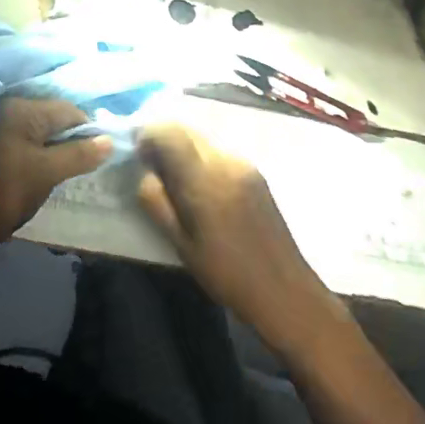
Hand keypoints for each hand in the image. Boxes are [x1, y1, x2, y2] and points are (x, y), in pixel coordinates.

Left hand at [0, 97, 112, 262]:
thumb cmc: (5, 191)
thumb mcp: (46, 172)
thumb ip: (78, 154)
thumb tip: (109, 140)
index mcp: (20, 108)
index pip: (67, 110)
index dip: (89, 131)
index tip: (105, 157)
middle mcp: (9, 111)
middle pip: (55, 120)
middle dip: (75, 142)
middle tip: (93, 169)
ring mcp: (1, 130)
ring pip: (43, 135)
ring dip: (60, 153)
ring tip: (76, 177)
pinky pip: (30, 147)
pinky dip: (44, 159)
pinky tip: (54, 179)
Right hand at [136, 121, 348, 356]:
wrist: (288, 295)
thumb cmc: (228, 275)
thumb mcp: (181, 243)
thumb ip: (156, 201)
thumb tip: (144, 172)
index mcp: (205, 179)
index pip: (168, 132)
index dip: (146, 135)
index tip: (136, 154)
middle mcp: (226, 161)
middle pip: (185, 129)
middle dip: (162, 138)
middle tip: (150, 163)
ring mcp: (244, 164)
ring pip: (201, 138)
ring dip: (181, 147)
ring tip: (174, 177)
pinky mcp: (255, 173)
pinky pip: (217, 151)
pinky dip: (199, 157)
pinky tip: (200, 186)